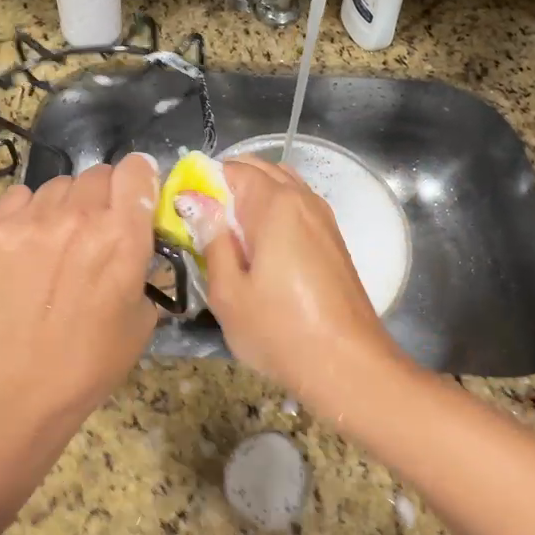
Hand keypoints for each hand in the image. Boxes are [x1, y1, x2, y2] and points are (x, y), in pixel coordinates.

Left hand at [0, 153, 159, 421]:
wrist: (17, 388)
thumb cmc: (90, 362)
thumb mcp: (142, 319)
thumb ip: (143, 269)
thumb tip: (137, 248)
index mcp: (123, 235)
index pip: (136, 169)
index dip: (139, 180)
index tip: (136, 197)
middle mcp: (80, 214)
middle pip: (97, 173)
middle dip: (103, 196)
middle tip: (96, 229)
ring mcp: (34, 219)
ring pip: (58, 185)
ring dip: (65, 204)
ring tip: (57, 241)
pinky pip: (20, 196)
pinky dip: (28, 211)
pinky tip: (28, 242)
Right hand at [198, 157, 406, 409]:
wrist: (349, 366)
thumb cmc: (280, 331)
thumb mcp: (228, 292)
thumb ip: (210, 239)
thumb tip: (195, 201)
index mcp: (275, 203)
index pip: (231, 168)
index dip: (203, 183)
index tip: (185, 212)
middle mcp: (302, 198)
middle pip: (258, 169)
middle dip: (227, 186)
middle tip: (204, 224)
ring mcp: (322, 216)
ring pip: (280, 185)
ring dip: (252, 197)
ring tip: (231, 236)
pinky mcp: (332, 237)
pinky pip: (296, 206)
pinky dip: (273, 212)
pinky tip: (261, 248)